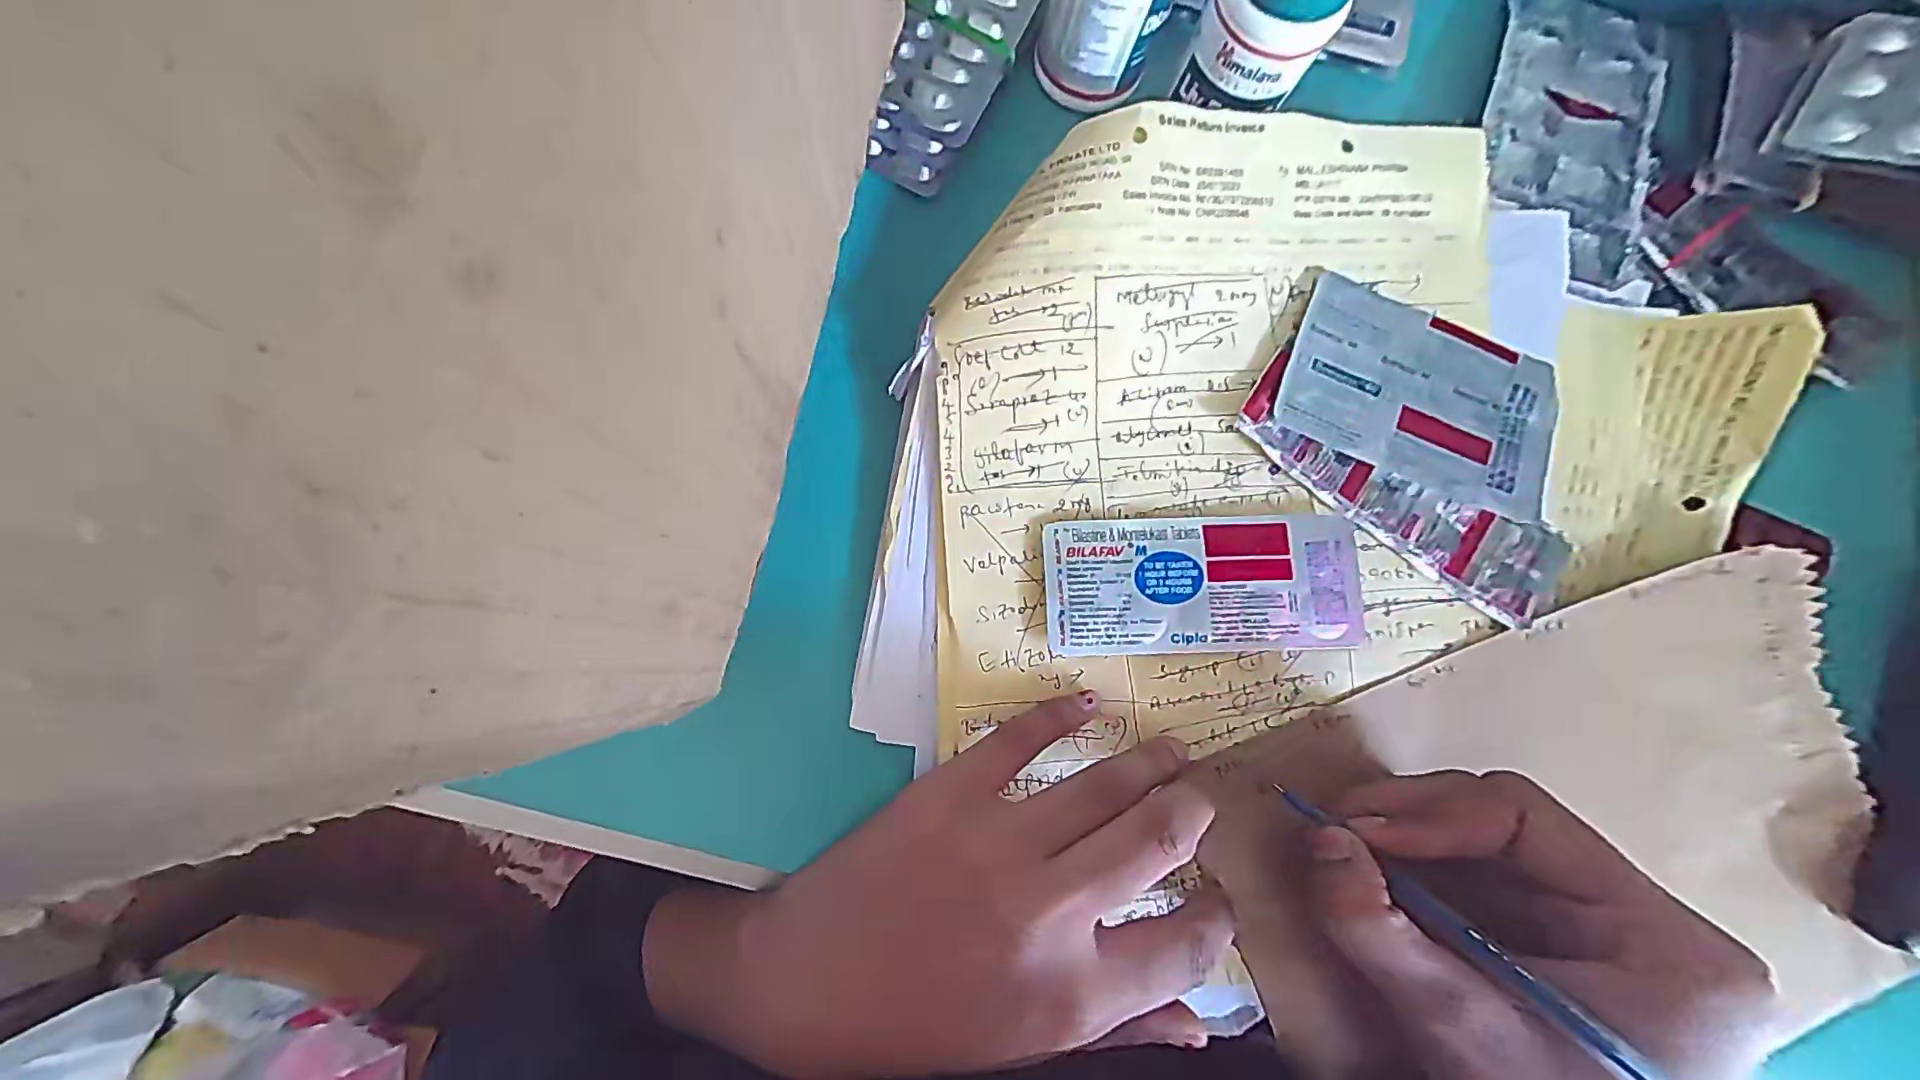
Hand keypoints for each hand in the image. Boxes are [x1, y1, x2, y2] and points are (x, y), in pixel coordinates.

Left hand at [643, 692, 1234, 1077]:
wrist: (804, 983)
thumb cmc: (913, 1030)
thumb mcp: (1020, 1055)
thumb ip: (1117, 1032)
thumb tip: (1199, 1022)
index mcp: (1072, 994)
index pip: (1185, 947)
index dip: (1219, 917)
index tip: (1221, 893)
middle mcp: (1050, 911)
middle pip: (1155, 841)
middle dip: (1193, 811)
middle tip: (1202, 793)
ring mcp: (999, 842)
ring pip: (1102, 785)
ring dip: (1148, 762)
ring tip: (1171, 749)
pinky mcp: (950, 793)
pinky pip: (1019, 740)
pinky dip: (1059, 713)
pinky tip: (1088, 702)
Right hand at [1306, 771, 1775, 1079]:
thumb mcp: (1457, 1028)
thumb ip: (1381, 933)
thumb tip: (1321, 837)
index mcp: (1663, 939)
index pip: (1523, 816)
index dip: (1429, 814)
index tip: (1357, 833)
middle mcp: (1638, 918)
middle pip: (1494, 817)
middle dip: (1404, 819)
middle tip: (1337, 830)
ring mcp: (1594, 927)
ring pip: (1474, 839)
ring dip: (1399, 838)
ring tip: (1345, 850)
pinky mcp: (1549, 940)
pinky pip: (1467, 873)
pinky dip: (1409, 867)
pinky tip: (1372, 878)